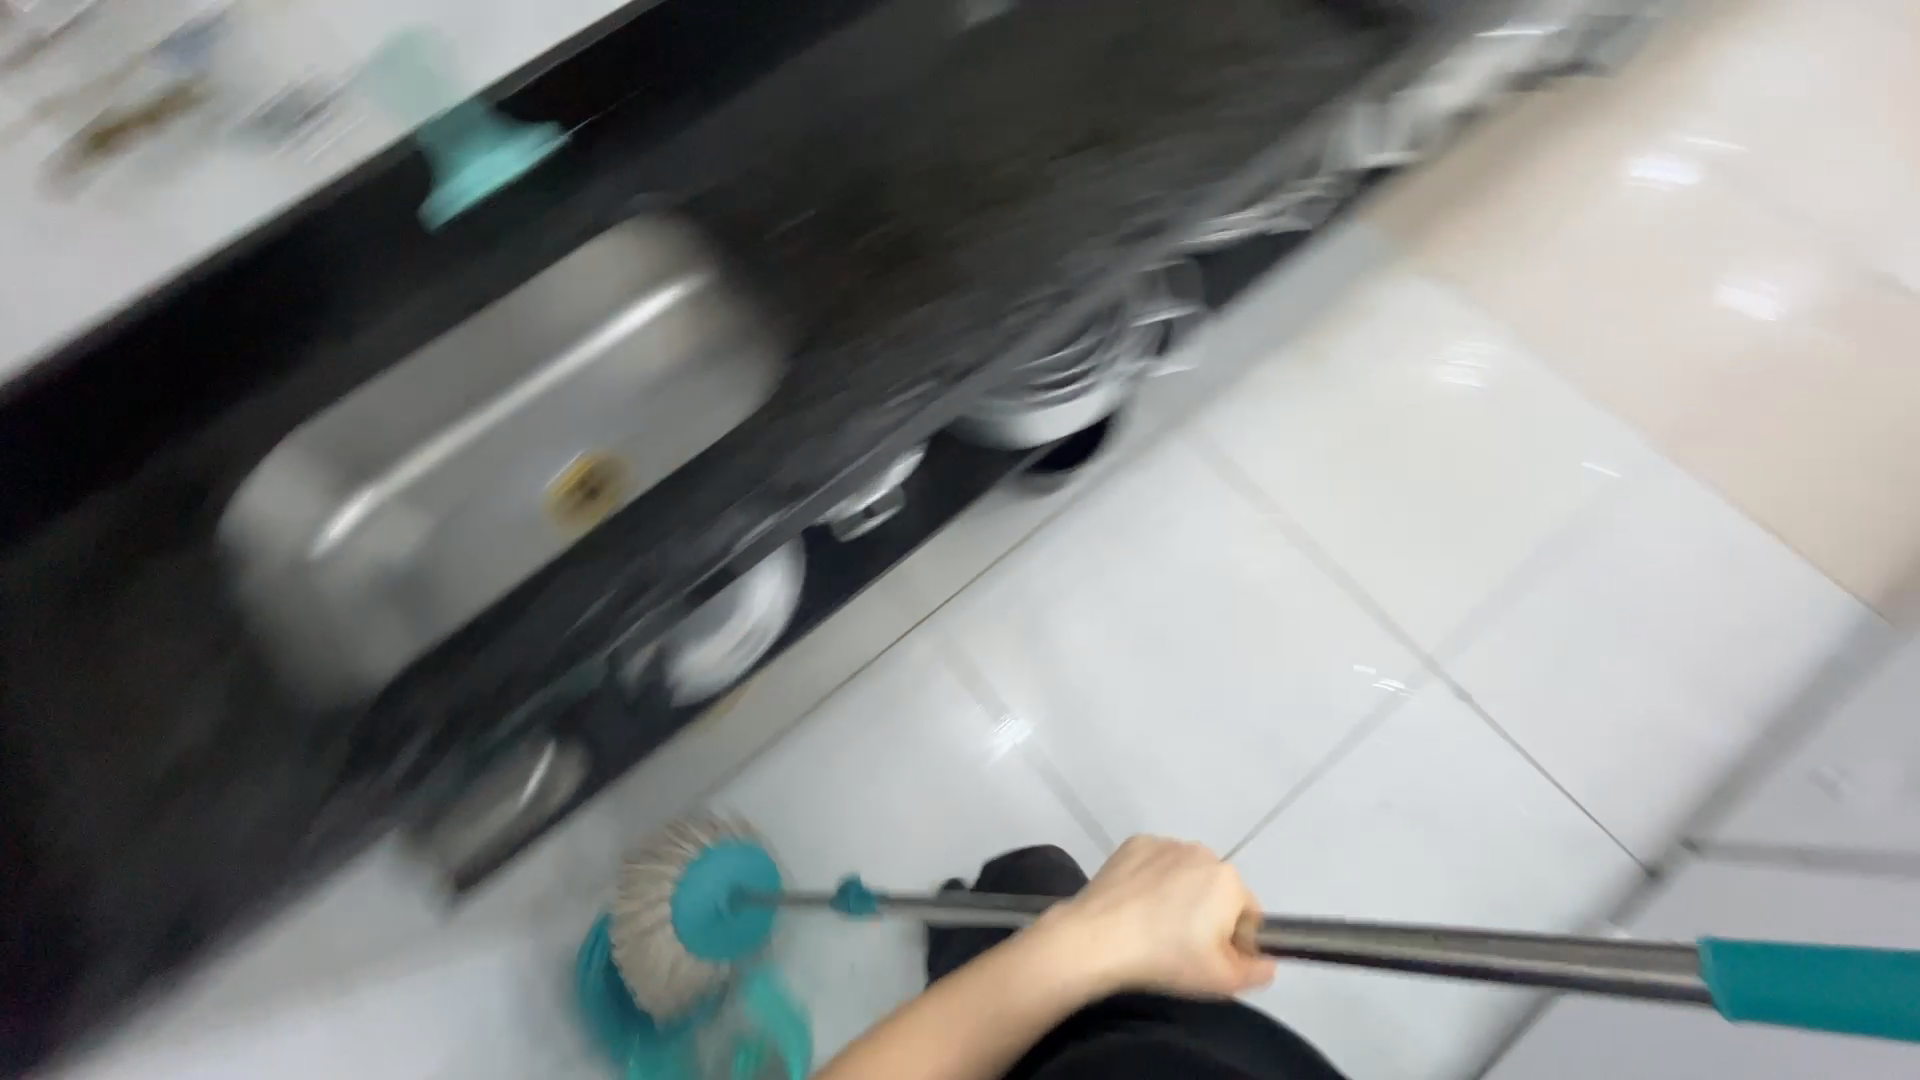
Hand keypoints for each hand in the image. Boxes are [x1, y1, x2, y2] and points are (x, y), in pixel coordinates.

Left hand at [1030, 835, 1275, 997]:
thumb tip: (1265, 958)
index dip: (1233, 939)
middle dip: (1206, 912)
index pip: (1247, 913)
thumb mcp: (1225, 980)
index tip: (1209, 954)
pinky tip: (1136, 903)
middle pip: (1215, 888)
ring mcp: (1163, 842)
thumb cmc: (1168, 956)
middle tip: (1181, 942)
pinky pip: (1154, 863)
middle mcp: (1200, 850)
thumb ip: (1259, 970)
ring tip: (1154, 924)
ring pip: (1184, 873)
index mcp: (1228, 879)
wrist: (1100, 937)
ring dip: (1178, 893)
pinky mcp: (1133, 843)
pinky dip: (1150, 878)